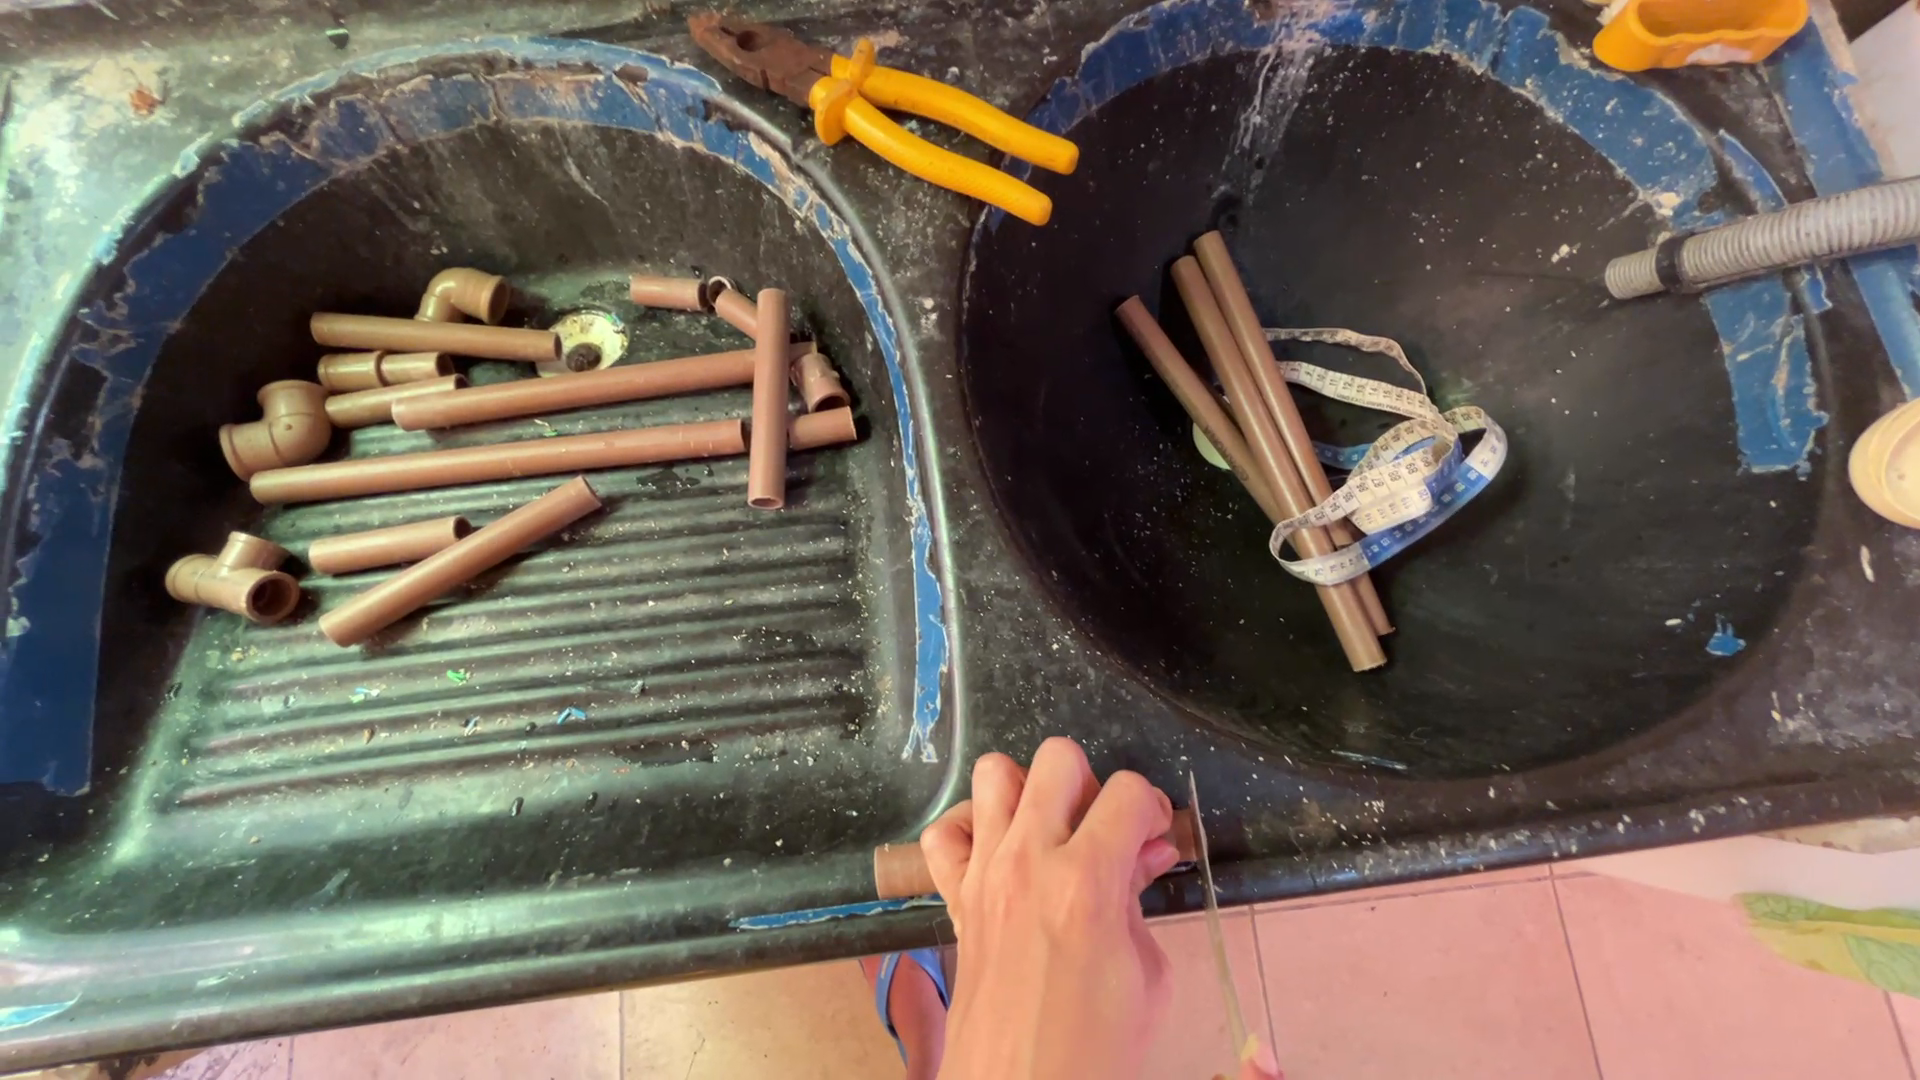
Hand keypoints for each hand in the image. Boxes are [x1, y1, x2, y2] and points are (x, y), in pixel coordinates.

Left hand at [921, 737, 1181, 1079]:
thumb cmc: (1098, 1050)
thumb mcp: (1147, 976)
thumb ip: (1140, 896)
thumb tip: (1150, 848)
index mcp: (1086, 883)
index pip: (1128, 791)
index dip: (1151, 808)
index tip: (1152, 836)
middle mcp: (1028, 860)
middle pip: (1057, 758)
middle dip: (1090, 783)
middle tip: (1101, 830)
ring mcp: (984, 871)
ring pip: (994, 773)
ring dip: (1028, 790)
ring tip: (1050, 831)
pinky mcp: (954, 892)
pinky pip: (943, 831)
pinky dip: (969, 828)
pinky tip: (997, 851)